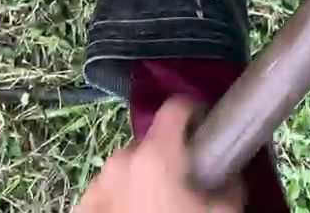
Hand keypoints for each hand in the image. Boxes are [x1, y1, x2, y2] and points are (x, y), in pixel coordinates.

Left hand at [74, 99, 242, 212]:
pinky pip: (106, 193)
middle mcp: (122, 160)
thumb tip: (229, 172)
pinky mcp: (80, 210)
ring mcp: (96, 185)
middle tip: (184, 187)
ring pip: (127, 168)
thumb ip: (229, 184)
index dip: (195, 114)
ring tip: (158, 209)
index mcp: (156, 154)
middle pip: (151, 142)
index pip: (177, 107)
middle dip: (168, 157)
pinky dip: (119, 200)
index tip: (206, 133)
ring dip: (143, 180)